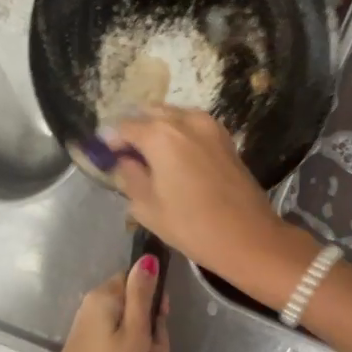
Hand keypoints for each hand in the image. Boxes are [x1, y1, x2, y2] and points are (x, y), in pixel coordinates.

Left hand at [34, 258, 170, 351]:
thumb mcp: (134, 334)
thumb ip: (143, 295)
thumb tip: (148, 257)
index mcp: (104, 299)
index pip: (137, 281)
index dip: (155, 303)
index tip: (160, 324)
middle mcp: (97, 314)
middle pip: (140, 316)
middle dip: (153, 342)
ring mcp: (95, 340)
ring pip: (137, 345)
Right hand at [108, 108, 293, 278]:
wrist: (249, 237)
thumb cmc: (192, 226)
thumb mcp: (147, 207)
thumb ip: (129, 177)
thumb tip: (123, 161)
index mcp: (160, 134)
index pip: (124, 127)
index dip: (110, 141)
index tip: (103, 155)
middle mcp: (184, 120)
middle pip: (149, 113)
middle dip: (135, 130)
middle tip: (126, 156)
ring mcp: (209, 126)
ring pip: (173, 116)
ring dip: (157, 129)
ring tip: (150, 158)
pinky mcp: (225, 137)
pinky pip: (192, 126)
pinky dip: (178, 134)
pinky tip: (175, 159)